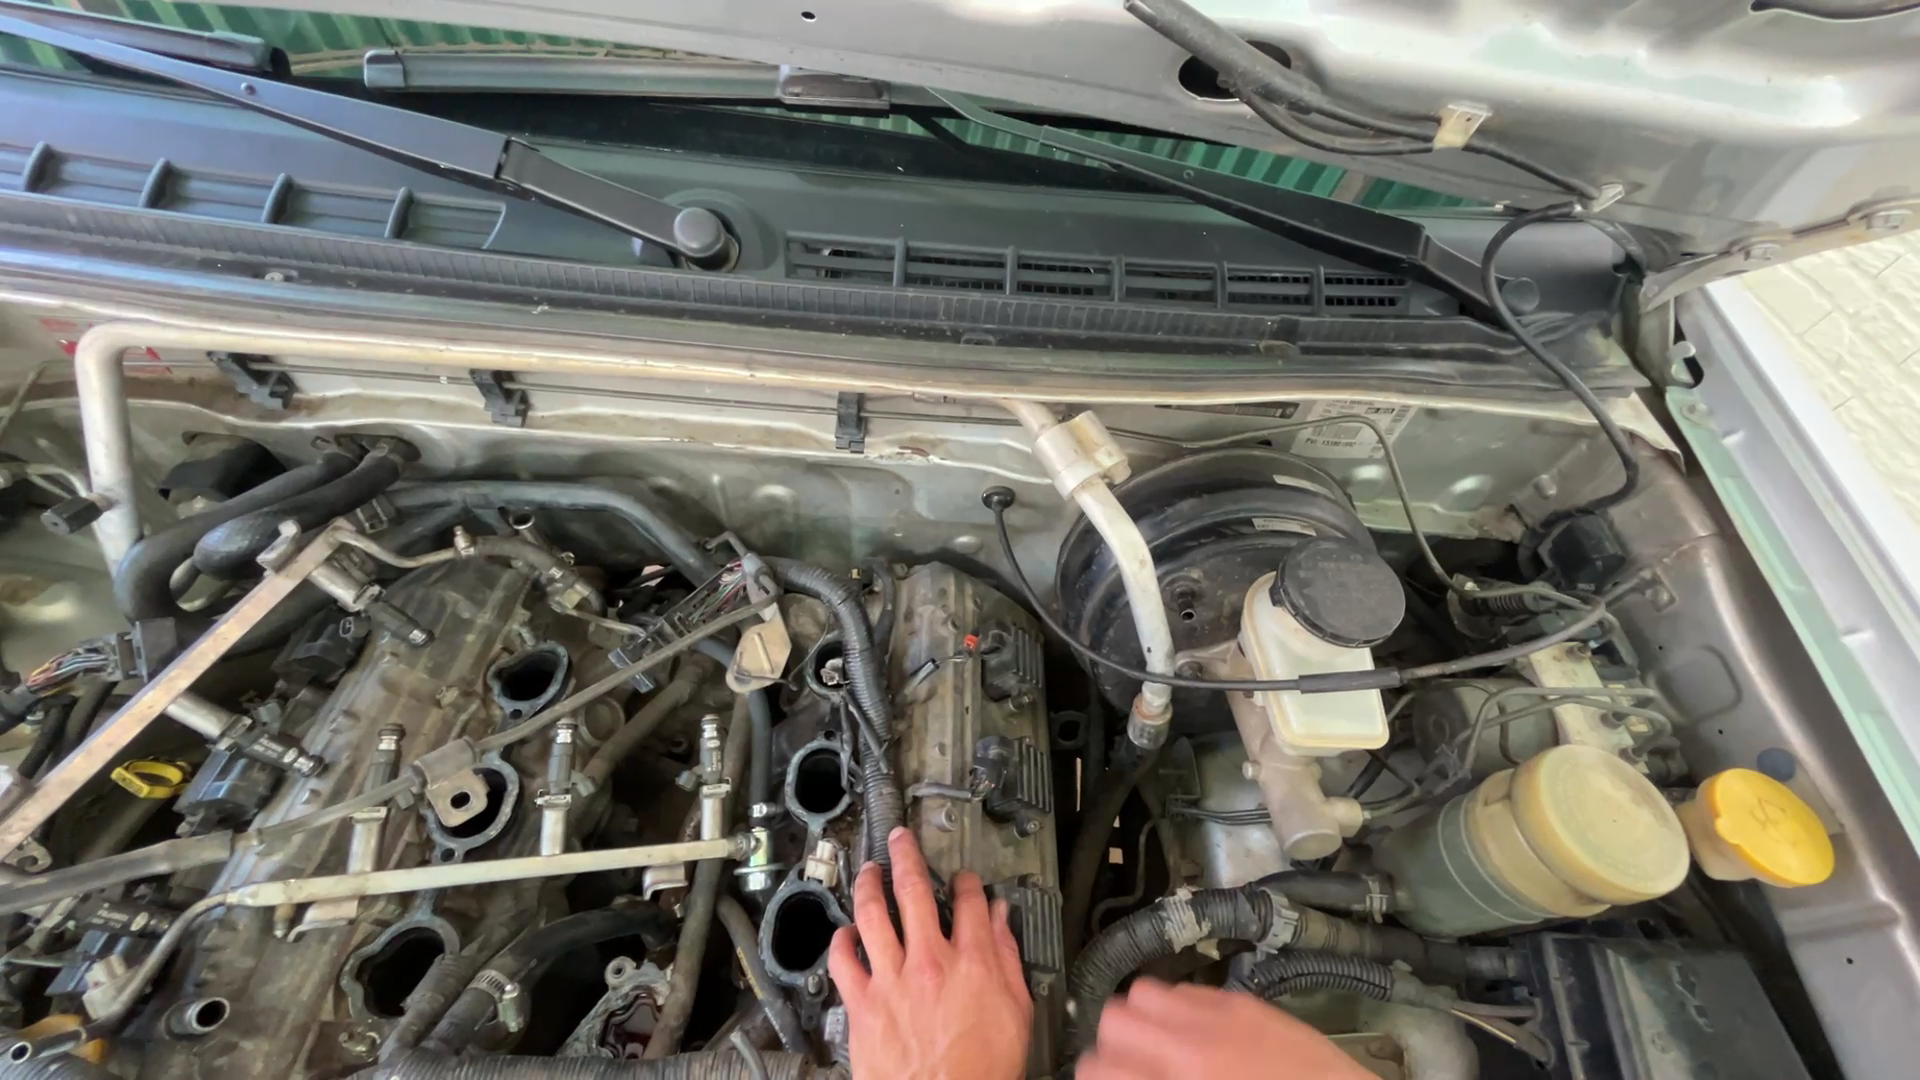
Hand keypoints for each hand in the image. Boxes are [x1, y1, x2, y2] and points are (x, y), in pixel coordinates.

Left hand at [827, 827, 1032, 1079]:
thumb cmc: (981, 1073)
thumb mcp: (1017, 1014)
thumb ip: (1007, 959)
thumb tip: (1001, 920)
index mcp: (971, 961)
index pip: (968, 900)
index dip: (966, 881)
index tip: (963, 879)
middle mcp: (928, 960)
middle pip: (913, 888)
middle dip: (906, 854)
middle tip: (900, 839)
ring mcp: (891, 980)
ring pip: (872, 913)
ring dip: (869, 884)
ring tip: (869, 870)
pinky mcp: (863, 1004)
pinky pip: (843, 961)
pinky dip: (842, 941)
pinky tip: (847, 932)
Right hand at [1079, 979, 1374, 1079]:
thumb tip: (1118, 1072)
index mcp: (1178, 1079)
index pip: (1097, 1064)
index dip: (1093, 1072)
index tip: (1099, 1077)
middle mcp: (1190, 1046)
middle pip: (1113, 1016)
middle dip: (1114, 1042)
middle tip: (1129, 1065)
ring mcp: (1218, 1017)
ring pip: (1144, 992)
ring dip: (1145, 1018)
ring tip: (1162, 1045)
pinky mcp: (1244, 1002)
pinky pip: (1187, 989)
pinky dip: (1181, 1008)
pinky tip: (1199, 1034)